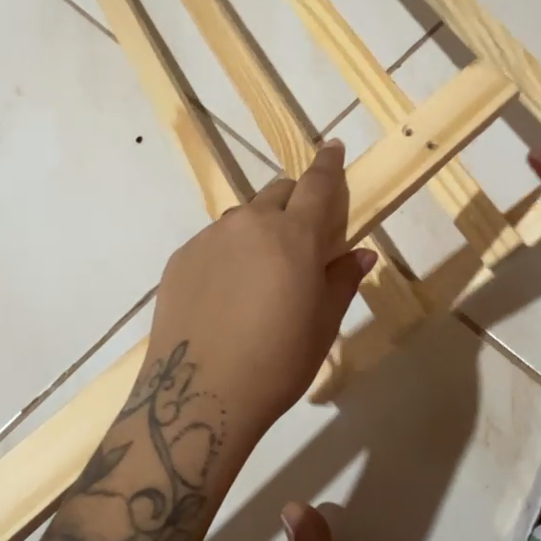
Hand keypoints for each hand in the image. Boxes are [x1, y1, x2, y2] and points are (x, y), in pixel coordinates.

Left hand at [148, 141, 375, 434]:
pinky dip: (229, 252)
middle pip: (279, 192)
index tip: (333, 146)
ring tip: (261, 272)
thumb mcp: (322, 325)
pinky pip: (214, 241)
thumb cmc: (278, 363)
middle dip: (296, 201)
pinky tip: (227, 292)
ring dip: (260, 228)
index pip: (318, 184)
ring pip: (244, 217)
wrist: (198, 394)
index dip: (329, 163)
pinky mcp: (181, 257)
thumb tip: (359, 253)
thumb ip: (341, 280)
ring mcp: (210, 238)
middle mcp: (251, 223)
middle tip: (303, 233)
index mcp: (295, 235)